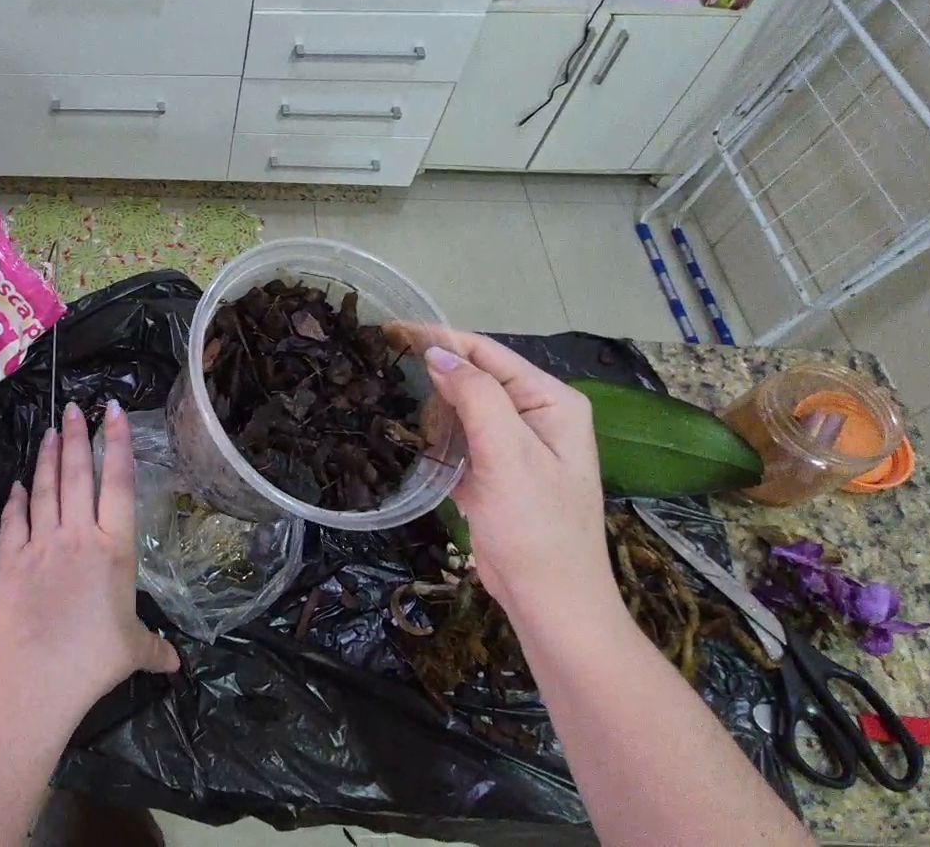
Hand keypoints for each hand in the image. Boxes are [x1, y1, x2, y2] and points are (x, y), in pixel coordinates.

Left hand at [0, 400, 180, 721]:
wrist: (36, 674)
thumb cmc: (93, 659)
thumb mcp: (133, 651)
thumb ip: (154, 649)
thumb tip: (176, 663)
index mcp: (114, 549)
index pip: (120, 485)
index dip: (118, 444)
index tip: (114, 412)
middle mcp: (78, 535)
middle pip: (79, 476)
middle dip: (78, 437)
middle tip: (74, 408)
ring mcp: (42, 544)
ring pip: (46, 490)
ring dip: (48, 458)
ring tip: (51, 431)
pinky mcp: (12, 559)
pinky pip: (15, 521)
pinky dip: (16, 501)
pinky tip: (17, 485)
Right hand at [387, 323, 615, 619]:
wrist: (549, 598)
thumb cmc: (535, 526)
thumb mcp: (508, 454)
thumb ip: (476, 396)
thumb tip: (436, 353)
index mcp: (550, 401)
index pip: (488, 353)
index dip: (439, 338)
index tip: (390, 330)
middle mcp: (534, 415)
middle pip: (474, 376)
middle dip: (431, 368)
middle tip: (379, 358)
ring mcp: (513, 444)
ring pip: (462, 407)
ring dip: (428, 401)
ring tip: (383, 387)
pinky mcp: (493, 470)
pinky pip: (459, 438)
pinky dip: (433, 433)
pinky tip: (405, 429)